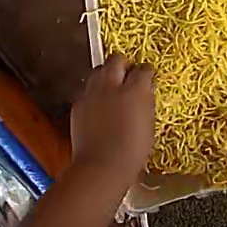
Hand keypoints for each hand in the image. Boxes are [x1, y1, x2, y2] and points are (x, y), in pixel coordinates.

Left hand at [71, 54, 155, 184]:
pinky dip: (94, 93)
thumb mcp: (149, 126)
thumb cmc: (133, 152)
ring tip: (112, 87)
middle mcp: (112, 86)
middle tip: (128, 73)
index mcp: (135, 91)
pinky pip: (87, 90)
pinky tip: (99, 105)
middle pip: (116, 60)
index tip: (148, 76)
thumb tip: (144, 93)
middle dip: (123, 64)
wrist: (102, 166)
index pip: (143, 70)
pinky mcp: (78, 104)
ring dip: (106, 75)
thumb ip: (146, 103)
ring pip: (98, 71)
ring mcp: (92, 94)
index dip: (147, 72)